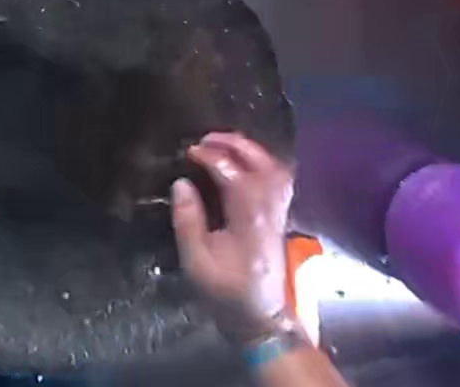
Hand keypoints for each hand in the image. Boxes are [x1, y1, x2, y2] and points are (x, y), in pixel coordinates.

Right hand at [170, 132, 294, 338]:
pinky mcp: (277, 219)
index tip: (190, 152)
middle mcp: (269, 215)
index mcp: (248, 224)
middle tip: (206, 138)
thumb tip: (182, 182)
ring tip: (221, 142)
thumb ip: (187, 220)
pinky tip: (238, 160)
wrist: (262, 322)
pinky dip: (259, 162)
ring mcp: (277, 217)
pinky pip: (276, 180)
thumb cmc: (225, 292)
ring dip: (250, 151)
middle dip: (236, 145)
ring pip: (275, 172)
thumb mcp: (196, 261)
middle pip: (265, 168)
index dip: (212, 158)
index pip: (236, 177)